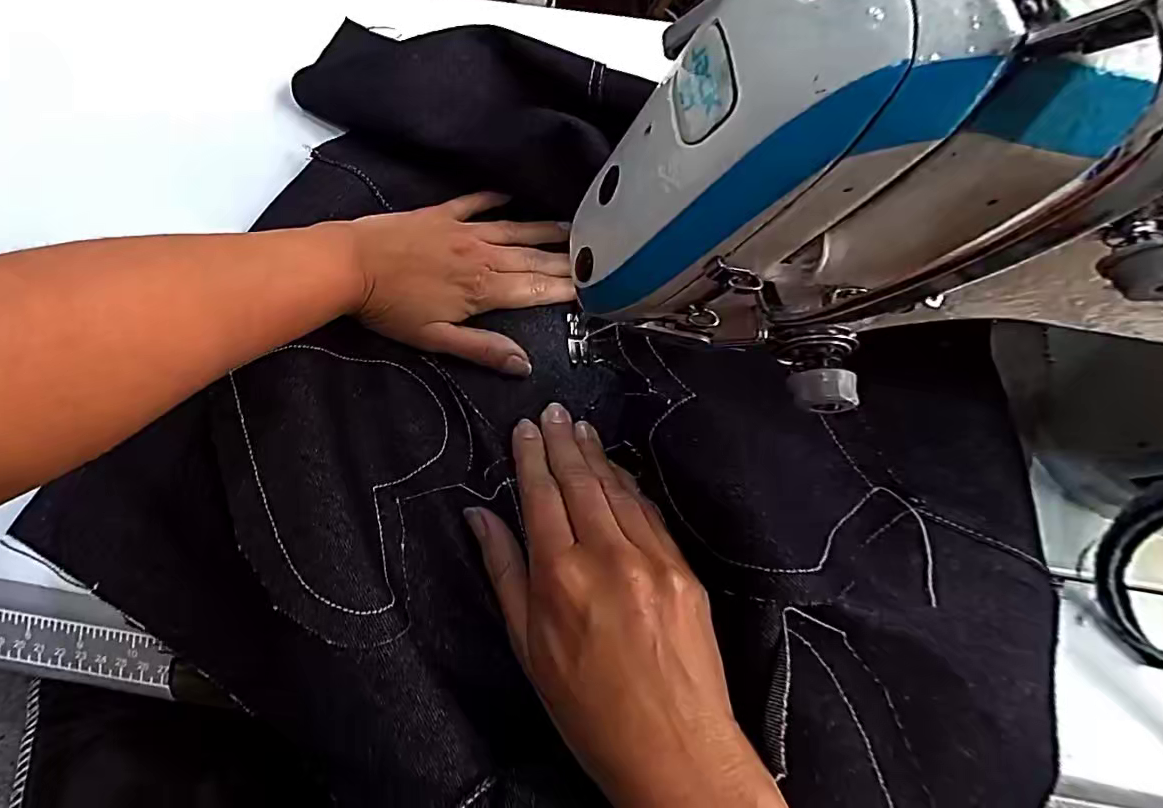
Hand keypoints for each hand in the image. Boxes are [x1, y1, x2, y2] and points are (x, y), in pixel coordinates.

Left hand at [340, 192, 574, 374]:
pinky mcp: (443, 214)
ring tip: (571, 229)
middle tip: (594, 257)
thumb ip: (482, 349)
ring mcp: (464, 230)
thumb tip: (523, 365)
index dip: (567, 290)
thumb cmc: (390, 307)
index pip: (536, 289)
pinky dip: (495, 199)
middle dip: (566, 261)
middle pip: (533, 259)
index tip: (593, 288)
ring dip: (544, 230)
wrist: (351, 263)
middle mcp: (483, 255)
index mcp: (484, 288)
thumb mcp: (435, 339)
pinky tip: (510, 196)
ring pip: (515, 230)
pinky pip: (476, 203)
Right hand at [465, 404, 786, 807]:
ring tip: (580, 428)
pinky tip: (617, 469)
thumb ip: (503, 571)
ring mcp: (650, 559)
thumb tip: (480, 518)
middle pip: (578, 481)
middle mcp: (606, 557)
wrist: (676, 752)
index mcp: (559, 577)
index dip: (530, 456)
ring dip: (595, 454)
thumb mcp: (528, 647)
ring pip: (615, 490)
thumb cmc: (589, 709)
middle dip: (562, 441)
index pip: (540, 495)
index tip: (525, 428)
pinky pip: (648, 512)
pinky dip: (629, 485)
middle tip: (554, 411)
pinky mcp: (682, 569)